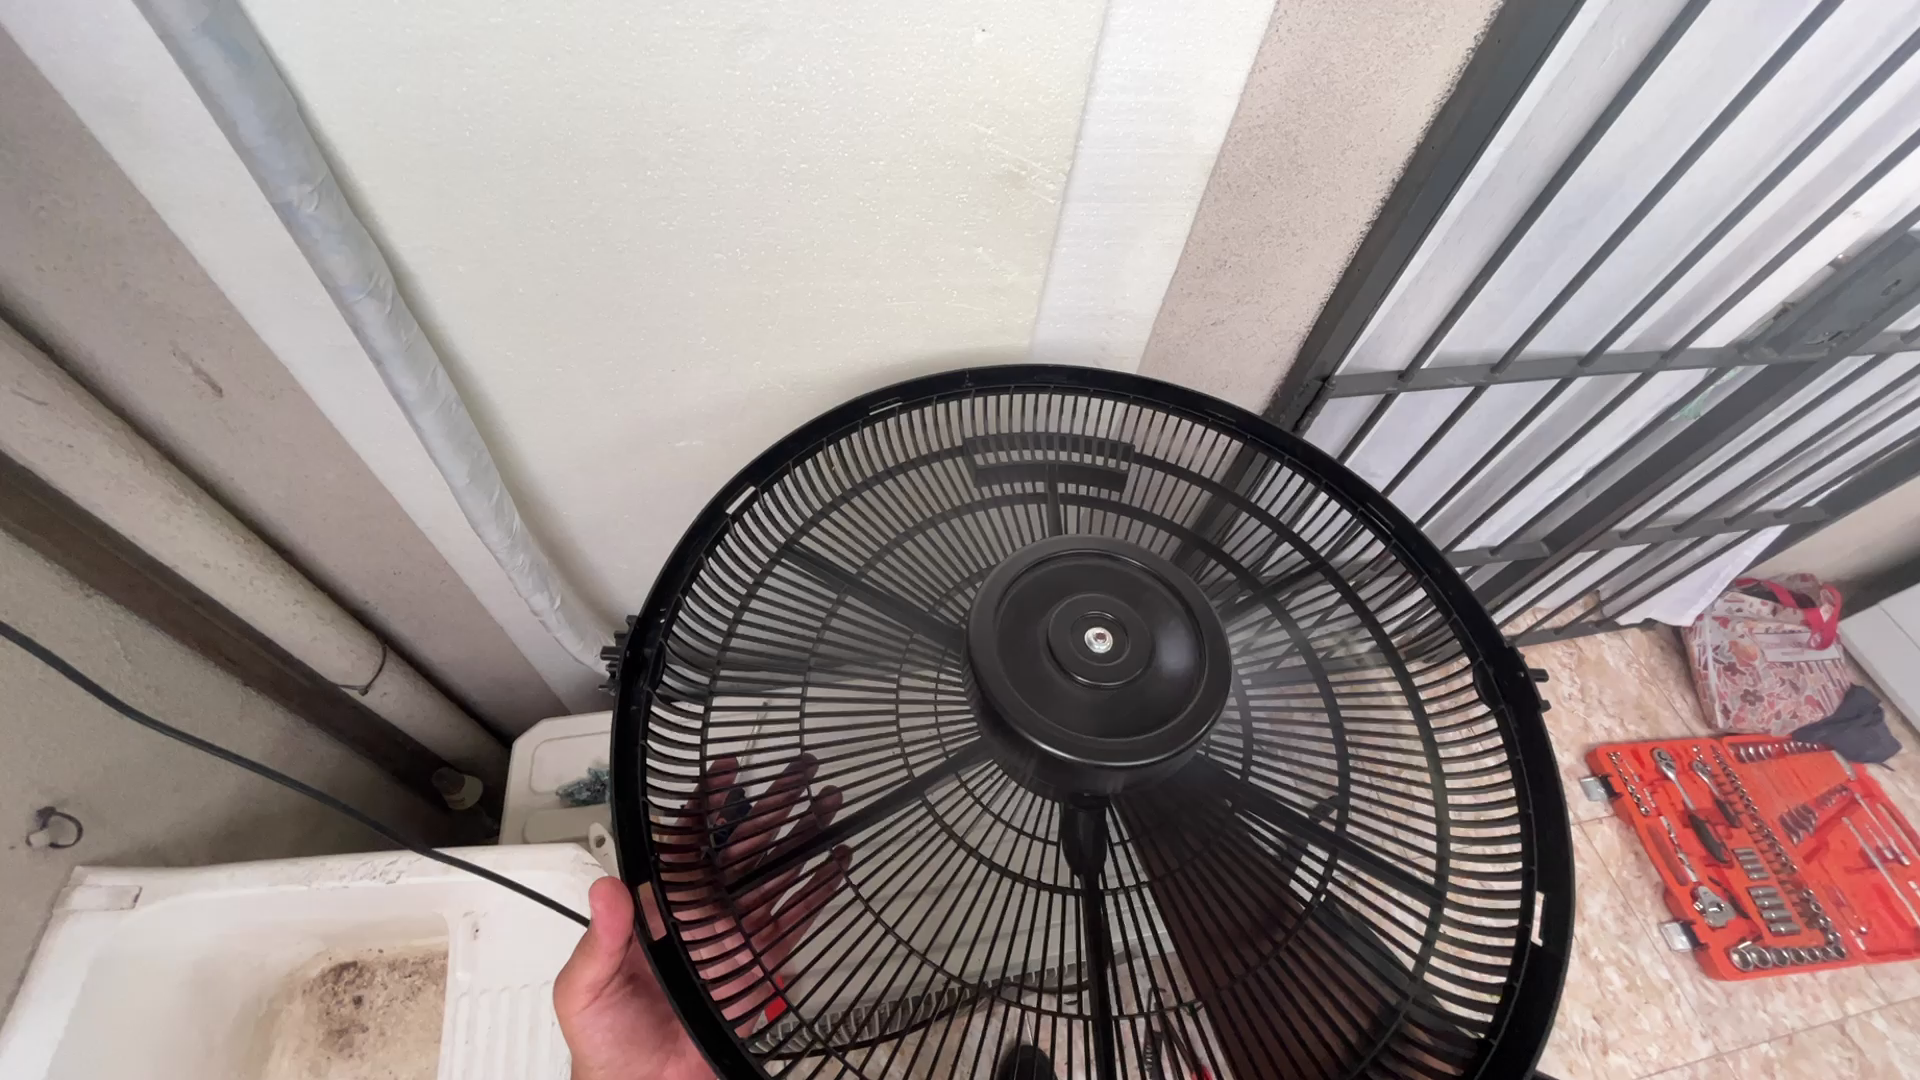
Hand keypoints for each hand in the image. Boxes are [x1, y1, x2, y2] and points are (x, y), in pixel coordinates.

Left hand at [555, 756, 848, 1079]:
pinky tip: (837, 863)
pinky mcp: (764, 959)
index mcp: (664, 908)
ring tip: (827, 805)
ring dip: (804, 836)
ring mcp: (739, 932)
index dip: (709, 804)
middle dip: (774, 804)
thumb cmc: (608, 1047)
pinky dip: (820, 888)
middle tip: (799, 772)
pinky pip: (798, 914)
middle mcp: (706, 911)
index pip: (689, 841)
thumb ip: (601, 939)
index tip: (728, 772)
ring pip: (778, 869)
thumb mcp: (587, 991)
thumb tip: (606, 887)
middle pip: (746, 844)